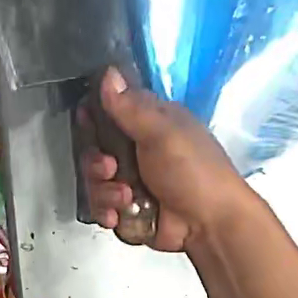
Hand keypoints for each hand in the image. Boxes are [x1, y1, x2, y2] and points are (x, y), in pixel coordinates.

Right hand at [82, 67, 258, 252]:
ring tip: (126, 198)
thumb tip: (108, 72)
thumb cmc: (194, 172)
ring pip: (95, 183)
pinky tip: (119, 216)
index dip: (92, 118)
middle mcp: (137, 152)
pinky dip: (108, 213)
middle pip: (94, 151)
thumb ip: (130, 107)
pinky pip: (102, 209)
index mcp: (149, 125)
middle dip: (95, 162)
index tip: (86, 123)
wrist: (210, 225)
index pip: (108, 113)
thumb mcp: (163, 133)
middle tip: (110, 168)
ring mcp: (132, 183)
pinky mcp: (129, 211)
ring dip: (104, 192)